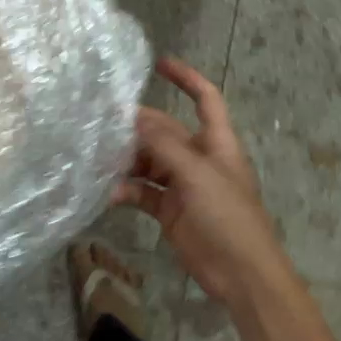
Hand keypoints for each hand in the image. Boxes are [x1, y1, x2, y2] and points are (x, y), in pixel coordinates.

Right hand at [112, 57, 289, 306]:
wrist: (242, 276)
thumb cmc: (228, 216)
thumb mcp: (197, 174)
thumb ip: (163, 144)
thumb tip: (133, 118)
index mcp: (216, 142)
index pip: (205, 98)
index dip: (186, 78)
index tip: (159, 63)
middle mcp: (198, 158)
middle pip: (165, 131)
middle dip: (138, 125)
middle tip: (103, 121)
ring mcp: (183, 184)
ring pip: (149, 161)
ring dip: (127, 159)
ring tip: (99, 157)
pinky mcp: (170, 210)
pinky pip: (144, 191)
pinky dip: (127, 189)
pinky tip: (109, 193)